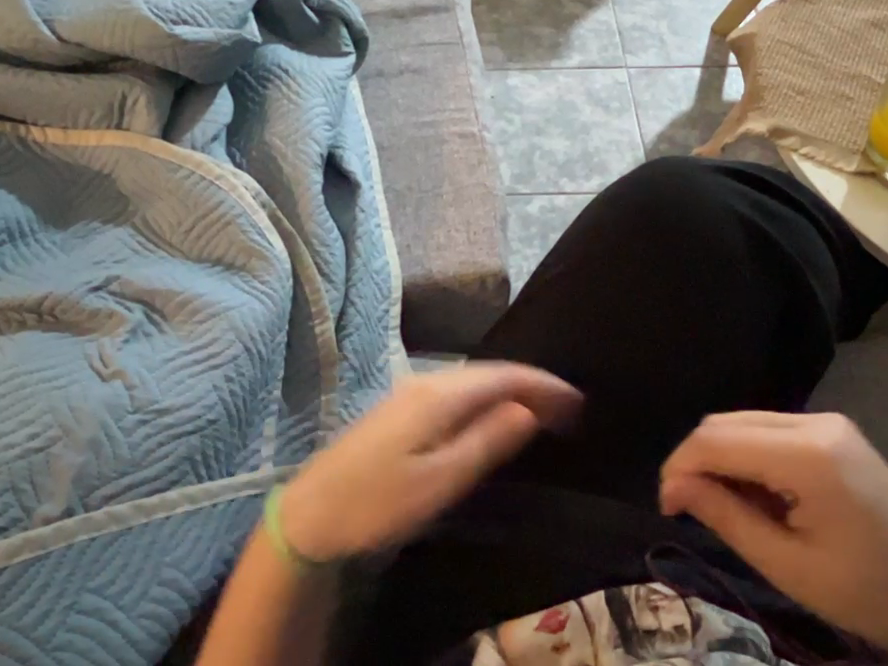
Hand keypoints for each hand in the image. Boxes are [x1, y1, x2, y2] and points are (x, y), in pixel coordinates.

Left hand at [278, 363, 580, 562]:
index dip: (544, 384)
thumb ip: (487, 441)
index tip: (578, 401)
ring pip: (472, 380)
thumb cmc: (378, 503)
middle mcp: (425, 382)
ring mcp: (408, 392)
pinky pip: (456, 391)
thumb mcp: (440, 480)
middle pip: (489, 372)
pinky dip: (485, 398)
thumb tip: (528, 410)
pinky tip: (493, 415)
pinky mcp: (399, 408)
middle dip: (530, 385)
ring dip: (508, 391)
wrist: (310, 515)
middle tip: (568, 409)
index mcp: (438, 395)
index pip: (504, 375)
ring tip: (541, 412)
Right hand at [659, 413, 887, 665]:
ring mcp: (829, 423)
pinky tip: (755, 496)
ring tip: (722, 508)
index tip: (666, 508)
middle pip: (726, 423)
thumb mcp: (788, 565)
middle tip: (687, 510)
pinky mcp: (835, 433)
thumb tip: (672, 487)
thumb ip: (725, 516)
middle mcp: (816, 422)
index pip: (716, 440)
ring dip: (721, 458)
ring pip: (745, 423)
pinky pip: (770, 432)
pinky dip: (747, 456)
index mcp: (807, 454)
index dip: (679, 468)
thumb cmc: (871, 594)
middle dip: (696, 460)